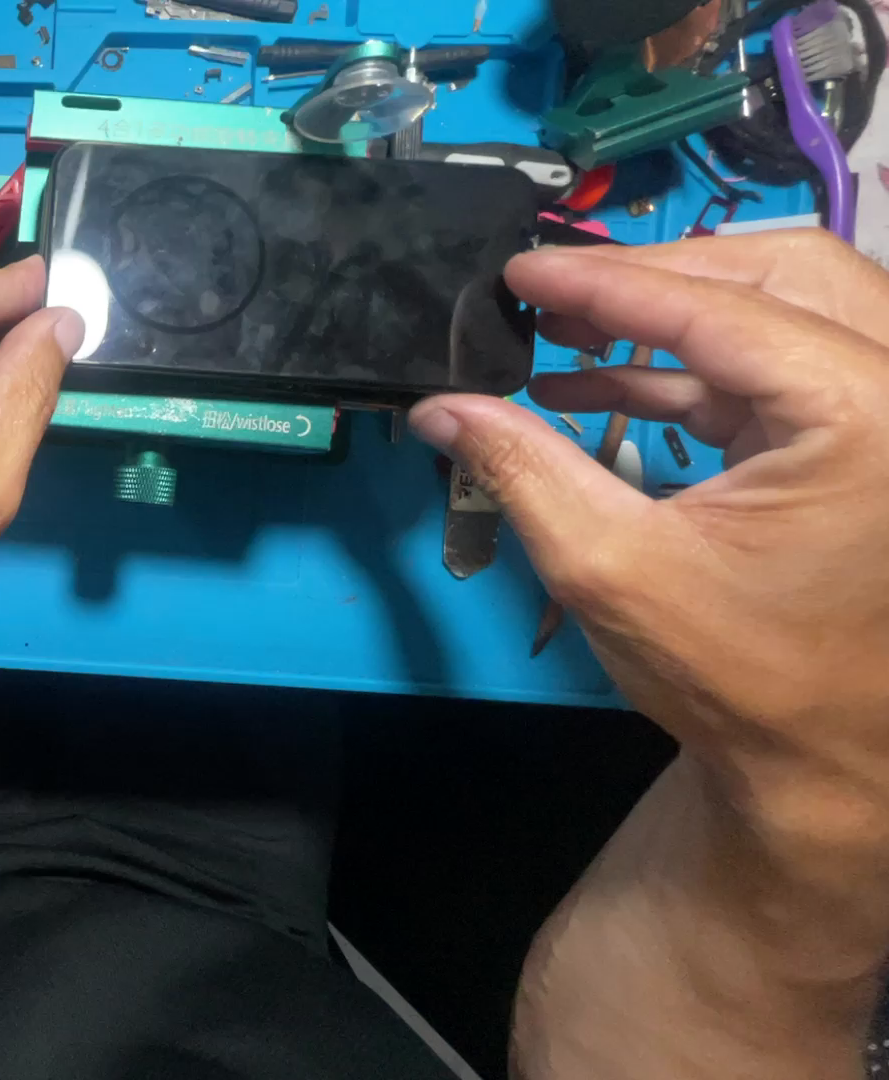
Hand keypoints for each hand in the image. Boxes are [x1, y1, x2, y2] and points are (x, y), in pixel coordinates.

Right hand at [409, 231, 888, 845]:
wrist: (827, 750)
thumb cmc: (725, 664)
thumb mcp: (600, 562)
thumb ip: (515, 466)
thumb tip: (437, 407)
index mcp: (869, 418)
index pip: (721, 311)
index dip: (607, 282)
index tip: (519, 269)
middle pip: (783, 274)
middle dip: (650, 275)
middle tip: (544, 291)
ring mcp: (888, 416)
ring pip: (784, 308)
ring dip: (661, 314)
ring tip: (555, 329)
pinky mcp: (861, 441)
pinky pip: (767, 370)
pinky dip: (673, 368)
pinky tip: (583, 386)